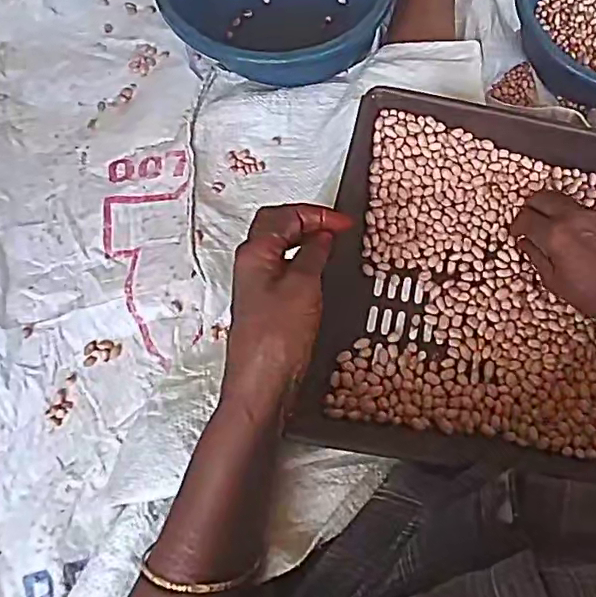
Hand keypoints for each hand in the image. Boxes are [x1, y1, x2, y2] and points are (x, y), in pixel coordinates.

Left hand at [221, 204, 353, 407]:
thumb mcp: (304, 285)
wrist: (263, 382)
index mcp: (255, 253)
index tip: (343, 222)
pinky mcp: (268, 305)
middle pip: (276, 227)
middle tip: (335, 225)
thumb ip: (313, 254)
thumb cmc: (277, 337)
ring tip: (332, 242)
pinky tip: (320, 270)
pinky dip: (305, 261)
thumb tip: (321, 236)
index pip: (283, 216)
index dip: (316, 213)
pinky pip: (286, 270)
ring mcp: (258, 286)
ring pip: (281, 248)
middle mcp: (251, 266)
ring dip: (305, 239)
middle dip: (307, 220)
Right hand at [509, 190, 595, 319]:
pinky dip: (565, 213)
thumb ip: (536, 256)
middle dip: (529, 208)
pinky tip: (565, 230)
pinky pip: (577, 207)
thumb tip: (525, 243)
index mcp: (555, 235)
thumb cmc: (591, 294)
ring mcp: (590, 215)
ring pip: (560, 198)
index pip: (526, 218)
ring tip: (544, 225)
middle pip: (541, 197)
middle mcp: (572, 218)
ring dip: (547, 207)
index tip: (516, 233)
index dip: (516, 226)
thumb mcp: (553, 280)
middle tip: (526, 222)